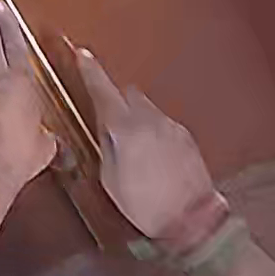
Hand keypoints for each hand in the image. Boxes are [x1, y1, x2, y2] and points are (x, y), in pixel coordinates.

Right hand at [74, 47, 227, 256]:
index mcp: (124, 127)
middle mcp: (148, 119)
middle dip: (115, 101)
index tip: (81, 54)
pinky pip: (162, 124)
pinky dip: (152, 132)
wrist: (193, 221)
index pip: (101, 88)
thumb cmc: (146, 205)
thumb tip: (104, 127)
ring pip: (145, 108)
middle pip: (126, 93)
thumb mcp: (109, 177)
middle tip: (107, 122)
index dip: (89, 69)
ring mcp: (170, 126)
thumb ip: (105, 143)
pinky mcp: (186, 137)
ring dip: (135, 119)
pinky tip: (152, 157)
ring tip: (132, 149)